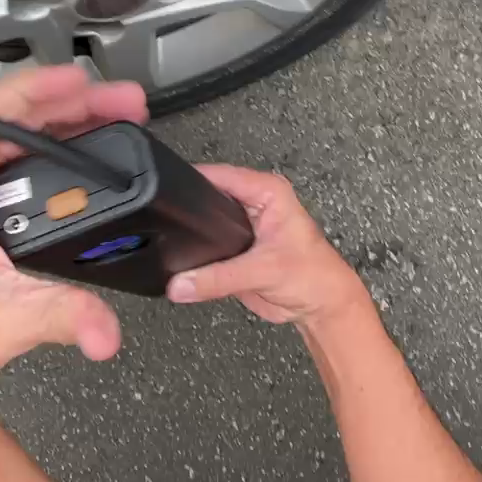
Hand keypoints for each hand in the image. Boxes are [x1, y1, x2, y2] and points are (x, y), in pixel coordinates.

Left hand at [0, 65, 148, 430]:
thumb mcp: (7, 324)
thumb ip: (66, 317)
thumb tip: (107, 325)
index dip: (30, 93)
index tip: (73, 80)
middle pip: (9, 122)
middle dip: (66, 103)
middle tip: (115, 100)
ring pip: (15, 139)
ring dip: (63, 121)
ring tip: (108, 114)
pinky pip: (21, 163)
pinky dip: (56, 148)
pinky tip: (84, 150)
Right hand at [165, 165, 370, 327]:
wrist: (321, 306)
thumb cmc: (314, 275)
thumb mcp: (264, 271)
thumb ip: (218, 278)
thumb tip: (179, 283)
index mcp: (268, 191)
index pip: (222, 175)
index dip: (192, 180)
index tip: (165, 189)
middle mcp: (254, 203)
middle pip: (209, 197)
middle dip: (188, 211)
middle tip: (160, 223)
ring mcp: (243, 226)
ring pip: (206, 223)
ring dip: (191, 237)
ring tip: (167, 245)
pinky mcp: (236, 250)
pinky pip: (207, 247)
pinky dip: (196, 256)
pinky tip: (180, 262)